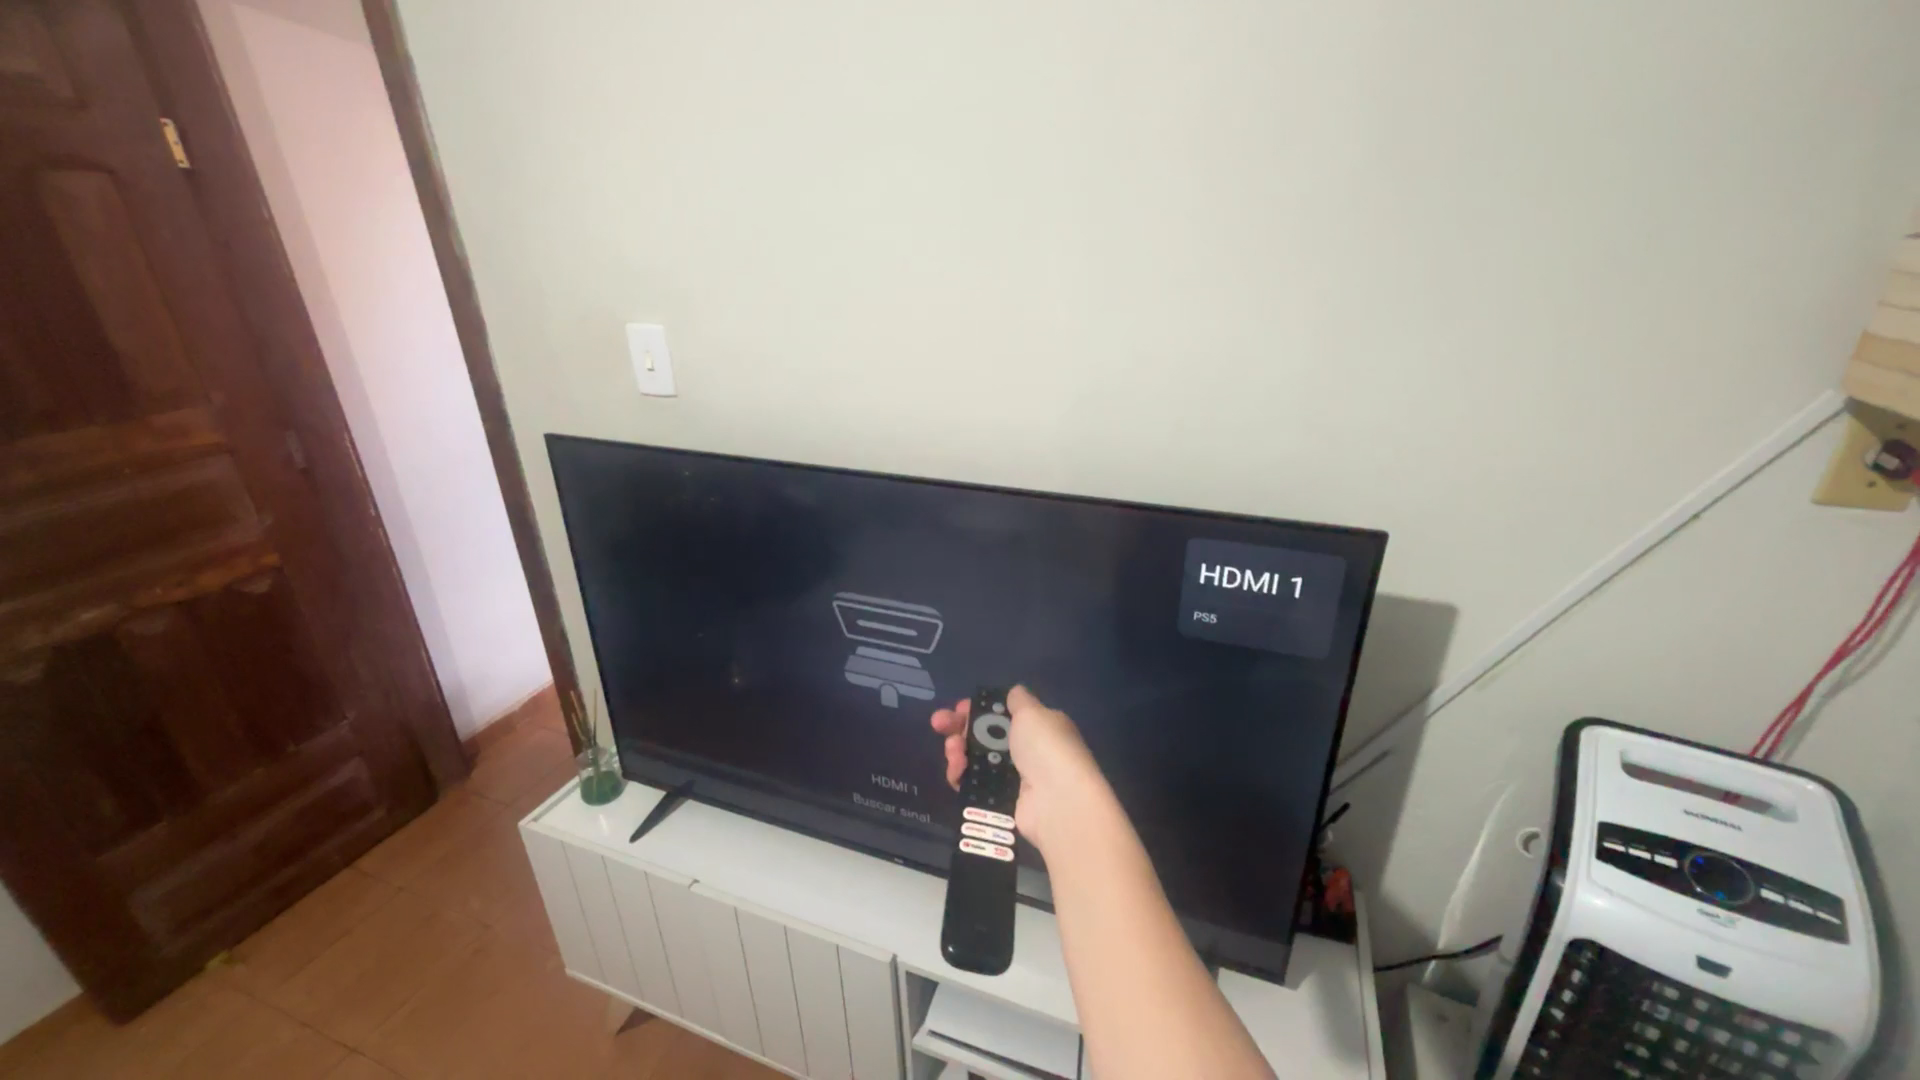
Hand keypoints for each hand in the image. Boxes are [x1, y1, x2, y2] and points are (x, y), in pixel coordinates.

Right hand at [930, 685, 1106, 854]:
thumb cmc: (1045, 748)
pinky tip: (955, 771)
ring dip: (957, 751)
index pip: (1001, 713)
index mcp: (1037, 726)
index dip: (977, 708)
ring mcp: (1013, 777)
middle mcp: (1026, 750)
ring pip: (975, 759)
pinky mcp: (1001, 800)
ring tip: (953, 751)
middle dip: (959, 727)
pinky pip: (974, 784)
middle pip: (984, 735)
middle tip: (939, 724)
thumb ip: (1018, 700)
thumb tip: (1014, 693)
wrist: (1057, 800)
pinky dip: (961, 776)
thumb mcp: (1033, 712)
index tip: (958, 708)